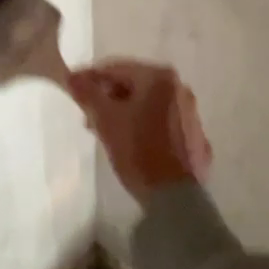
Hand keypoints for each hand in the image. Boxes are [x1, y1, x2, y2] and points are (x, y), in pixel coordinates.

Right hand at [68, 60, 212, 200]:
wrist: (175, 200)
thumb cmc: (138, 150)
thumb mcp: (105, 119)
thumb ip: (87, 93)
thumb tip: (72, 77)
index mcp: (159, 77)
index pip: (115, 68)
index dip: (90, 78)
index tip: (72, 90)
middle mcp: (180, 88)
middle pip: (134, 85)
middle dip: (108, 98)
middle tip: (89, 117)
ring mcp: (191, 115)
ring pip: (149, 105)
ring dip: (126, 113)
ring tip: (107, 133)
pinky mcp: (196, 140)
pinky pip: (164, 125)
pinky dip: (146, 128)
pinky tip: (133, 146)